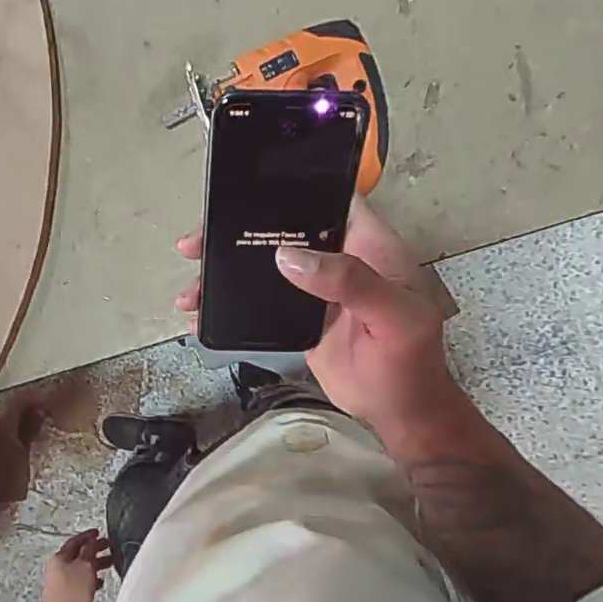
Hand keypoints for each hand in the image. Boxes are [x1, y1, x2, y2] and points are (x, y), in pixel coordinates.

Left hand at [41, 529, 111, 601]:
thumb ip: (89, 552)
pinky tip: (102, 582)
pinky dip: (91, 579)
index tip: (100, 532)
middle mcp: (57, 568)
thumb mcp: (85, 566)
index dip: (88, 536)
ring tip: (111, 563)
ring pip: (80, 569)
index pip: (75, 541)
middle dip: (94, 550)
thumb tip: (91, 542)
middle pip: (78, 555)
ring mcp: (61, 583)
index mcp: (58, 558)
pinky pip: (80, 582)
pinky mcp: (67, 597)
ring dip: (95, 564)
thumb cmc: (74, 592)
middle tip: (110, 547)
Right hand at [176, 200, 459, 436]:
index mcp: (366, 246)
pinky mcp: (292, 318)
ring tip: (192, 289)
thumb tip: (288, 258)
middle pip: (280, 230)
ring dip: (223, 273)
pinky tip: (202, 315)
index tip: (245, 194)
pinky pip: (255, 304)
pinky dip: (227, 308)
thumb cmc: (410, 362)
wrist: (398, 412)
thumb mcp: (394, 317)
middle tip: (197, 244)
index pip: (328, 200)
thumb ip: (351, 282)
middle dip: (235, 233)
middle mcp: (335, 259)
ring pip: (260, 267)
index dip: (291, 189)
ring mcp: (310, 289)